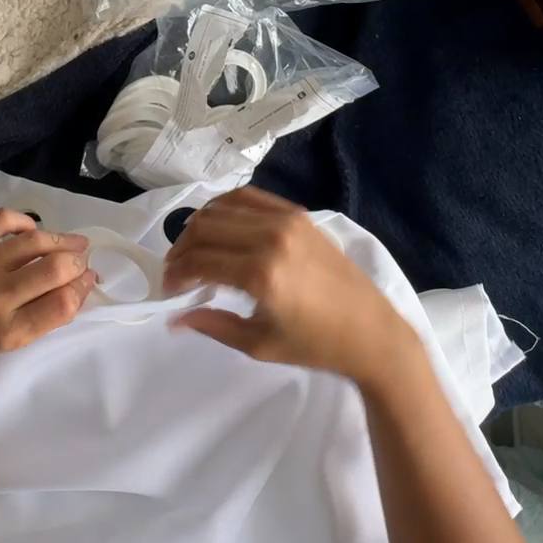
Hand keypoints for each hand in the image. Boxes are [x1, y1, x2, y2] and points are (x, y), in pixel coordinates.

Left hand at [0, 209, 97, 374]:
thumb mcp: (16, 340)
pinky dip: (24, 222)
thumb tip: (84, 279)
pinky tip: (31, 231)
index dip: (82, 287)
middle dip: (76, 260)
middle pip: (52, 269)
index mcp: (9, 330)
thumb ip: (50, 313)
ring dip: (60, 239)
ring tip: (70, 242)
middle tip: (80, 258)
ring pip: (33, 240)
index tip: (88, 277)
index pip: (62, 304)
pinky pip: (3, 219)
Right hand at [163, 187, 417, 387]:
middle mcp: (270, 239)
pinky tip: (217, 223)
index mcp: (261, 275)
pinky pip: (248, 197)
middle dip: (181, 250)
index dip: (176, 273)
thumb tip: (174, 319)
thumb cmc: (316, 346)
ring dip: (198, 227)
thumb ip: (212, 325)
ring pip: (221, 208)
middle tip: (177, 271)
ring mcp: (285, 221)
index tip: (169, 289)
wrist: (372, 332)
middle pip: (204, 228)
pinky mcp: (297, 214)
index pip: (199, 261)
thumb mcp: (258, 344)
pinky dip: (224, 206)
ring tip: (194, 249)